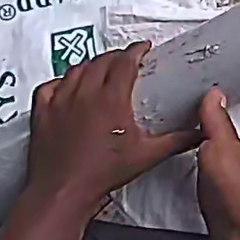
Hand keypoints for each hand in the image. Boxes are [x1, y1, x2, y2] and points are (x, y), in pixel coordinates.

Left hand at [25, 41, 199, 216]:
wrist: (63, 191)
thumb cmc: (100, 174)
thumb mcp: (146, 156)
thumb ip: (176, 141)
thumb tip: (196, 135)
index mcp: (110, 99)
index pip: (125, 61)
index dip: (136, 51)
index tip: (143, 49)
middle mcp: (84, 94)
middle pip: (101, 61)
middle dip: (116, 56)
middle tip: (126, 60)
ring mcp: (60, 102)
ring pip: (75, 70)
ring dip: (90, 65)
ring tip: (100, 70)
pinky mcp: (43, 113)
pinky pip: (49, 87)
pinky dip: (59, 82)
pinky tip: (65, 87)